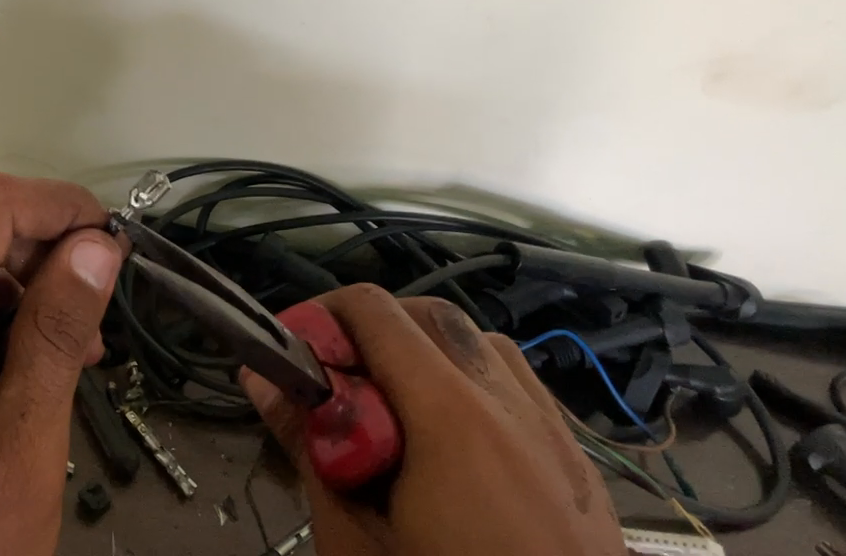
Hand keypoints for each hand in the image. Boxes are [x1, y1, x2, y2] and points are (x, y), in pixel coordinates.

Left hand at [0, 173, 124, 555]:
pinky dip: (4, 324)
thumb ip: (55, 333)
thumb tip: (97, 245)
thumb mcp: (20, 445)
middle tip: (106, 308)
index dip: (58, 204)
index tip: (118, 243)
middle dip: (50, 252)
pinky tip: (40, 368)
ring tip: (81, 352)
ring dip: (32, 292)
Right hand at [243, 284, 626, 555]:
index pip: (375, 312)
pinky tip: (455, 440)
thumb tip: (261, 377)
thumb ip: (307, 445)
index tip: (295, 353)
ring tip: (397, 404)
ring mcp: (557, 438)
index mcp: (449, 416)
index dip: (323, 316)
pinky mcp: (584, 472)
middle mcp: (509, 408)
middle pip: (431, 315)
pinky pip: (525, 389)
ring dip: (430, 351)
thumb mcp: (355, 539)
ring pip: (484, 343)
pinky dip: (478, 384)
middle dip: (374, 328)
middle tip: (337, 378)